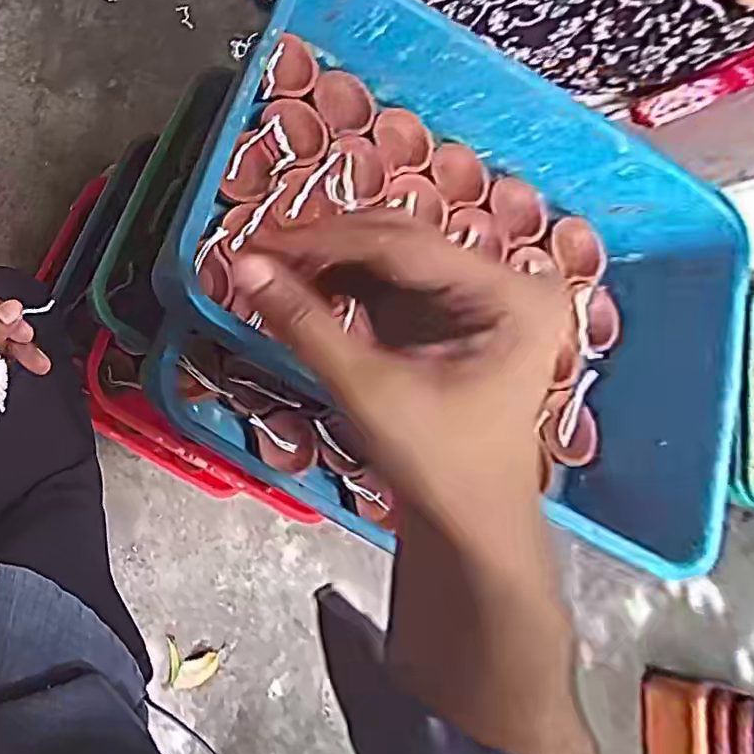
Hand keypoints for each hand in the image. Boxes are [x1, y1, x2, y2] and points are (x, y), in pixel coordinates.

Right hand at [228, 214, 568, 544]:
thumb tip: (245, 267)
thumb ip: (302, 322)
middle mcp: (496, 283)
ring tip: (271, 270)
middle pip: (393, 238)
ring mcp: (467, 296)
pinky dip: (332, 279)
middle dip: (320, 244)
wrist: (466, 515)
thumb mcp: (363, 386)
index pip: (400, 244)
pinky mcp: (436, 313)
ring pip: (380, 252)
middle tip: (258, 251)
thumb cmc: (436, 460)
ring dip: (322, 259)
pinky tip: (299, 290)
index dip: (320, 240)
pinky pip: (376, 277)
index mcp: (508, 296)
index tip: (259, 243)